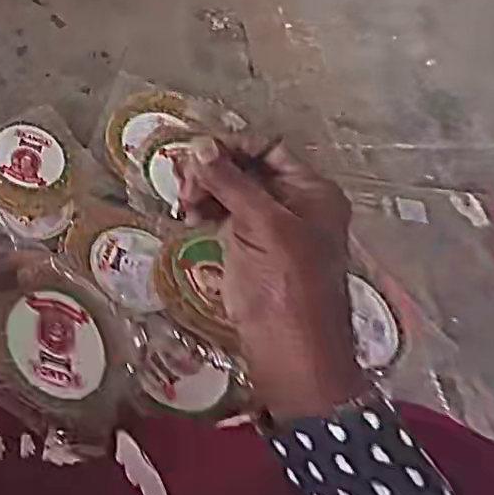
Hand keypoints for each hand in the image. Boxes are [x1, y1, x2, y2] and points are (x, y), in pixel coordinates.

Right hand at [174, 136, 367, 420]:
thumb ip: (230, 182)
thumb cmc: (286, 284)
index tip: (198, 153)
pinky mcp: (245, 242)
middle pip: (244, 166)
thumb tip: (198, 145)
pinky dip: (202, 207)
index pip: (268, 148)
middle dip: (211, 169)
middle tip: (184, 182)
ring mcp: (266, 223)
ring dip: (201, 188)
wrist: (289, 349)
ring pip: (227, 187)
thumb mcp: (262, 225)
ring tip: (184, 202)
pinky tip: (188, 215)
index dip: (233, 146)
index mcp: (310, 192)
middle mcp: (290, 202)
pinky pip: (219, 210)